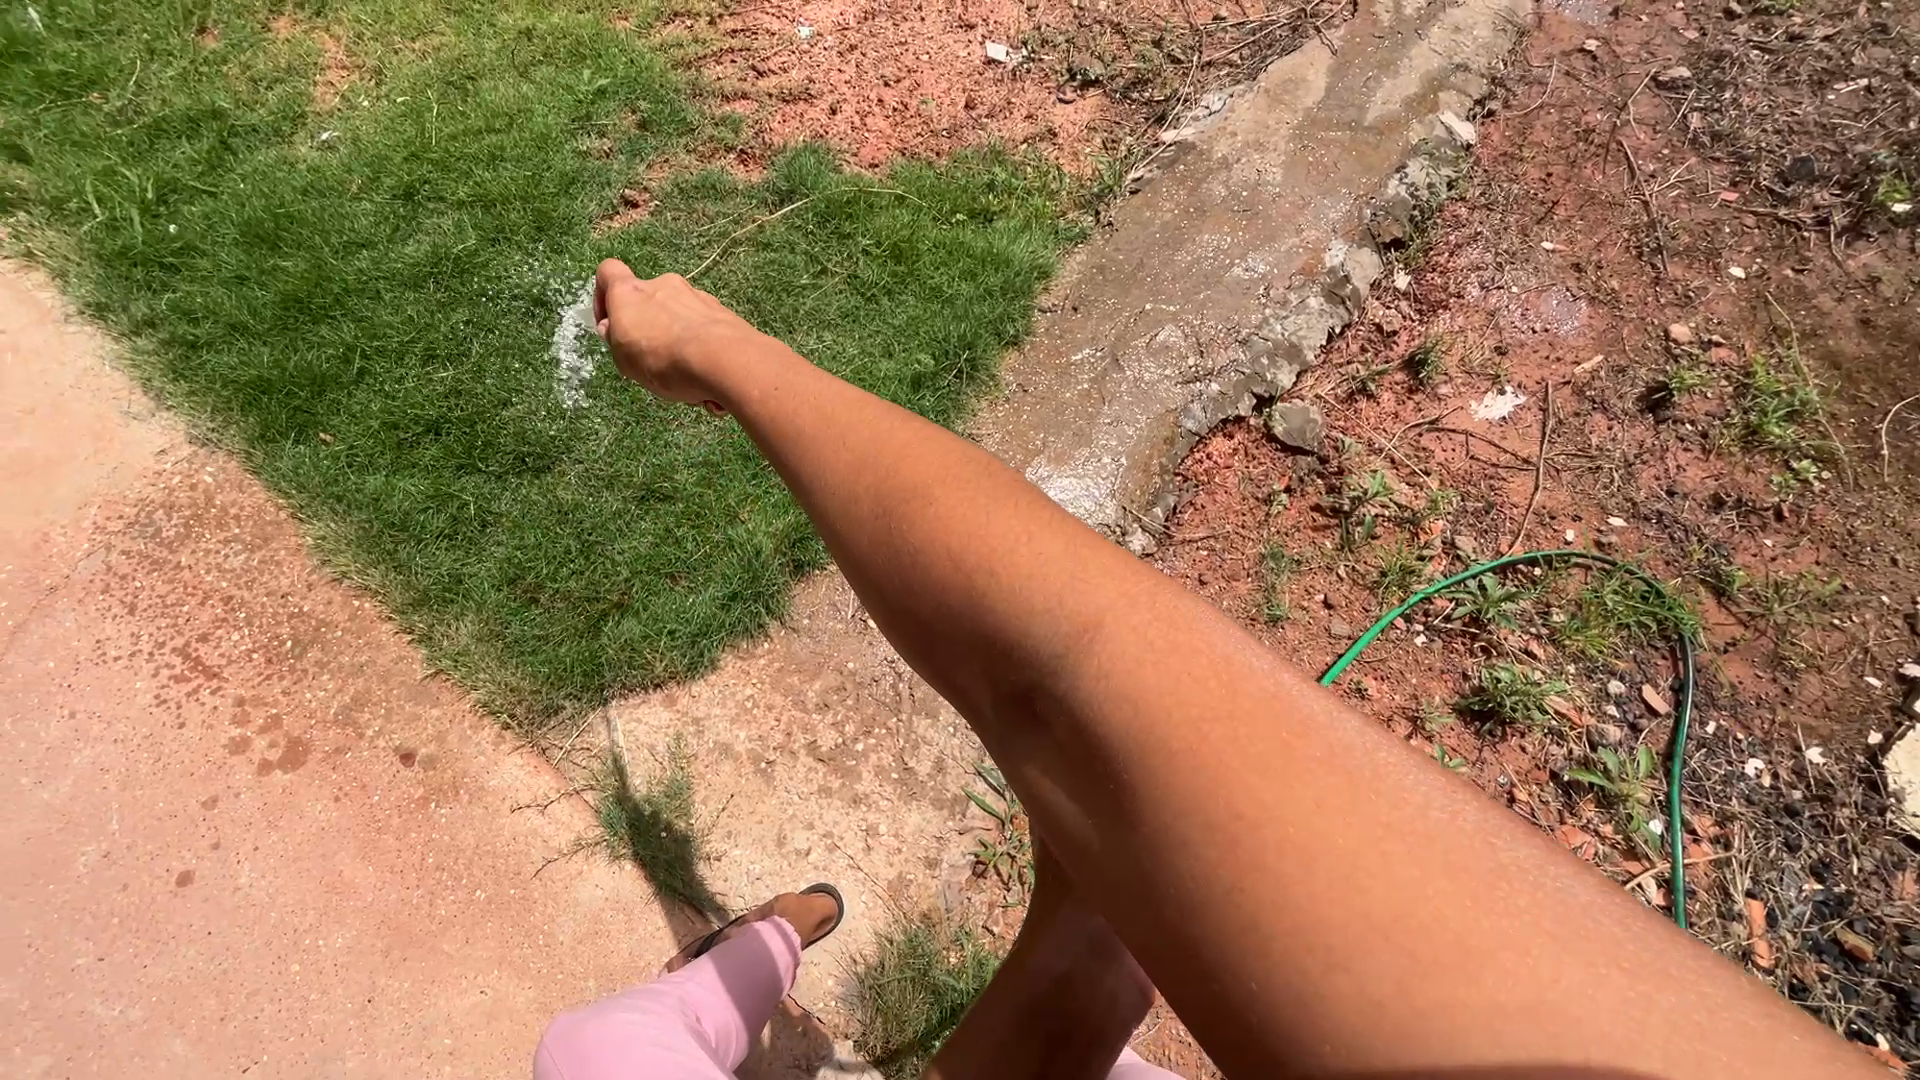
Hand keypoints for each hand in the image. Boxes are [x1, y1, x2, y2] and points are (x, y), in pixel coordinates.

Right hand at [592, 259, 761, 411]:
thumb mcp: (624, 358)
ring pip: (682, 320)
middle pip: (651, 303)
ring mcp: (698, 298)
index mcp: (631, 292)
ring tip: (690, 381)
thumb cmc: (665, 360)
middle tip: (657, 363)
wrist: (725, 360)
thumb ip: (616, 339)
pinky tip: (712, 381)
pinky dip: (706, 353)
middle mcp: (666, 285)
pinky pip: (708, 333)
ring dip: (682, 346)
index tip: (610, 325)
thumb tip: (611, 328)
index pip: (608, 272)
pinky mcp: (725, 313)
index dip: (604, 297)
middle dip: (653, 331)